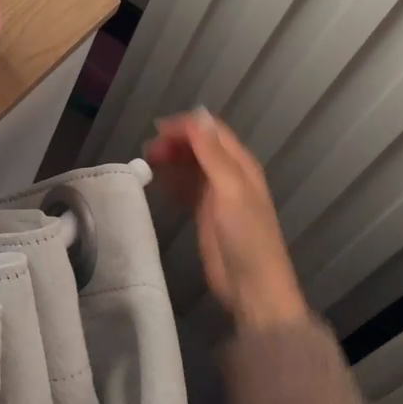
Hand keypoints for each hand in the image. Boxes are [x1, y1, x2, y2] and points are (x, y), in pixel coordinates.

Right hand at [145, 109, 306, 330]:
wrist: (253, 289)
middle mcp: (230, 174)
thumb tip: (197, 115)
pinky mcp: (206, 213)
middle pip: (199, 146)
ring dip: (172, 160)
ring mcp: (218, 194)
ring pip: (191, 165)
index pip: (211, 131)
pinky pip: (186, 187)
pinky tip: (160, 185)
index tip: (158, 131)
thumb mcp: (230, 189)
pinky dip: (173, 181)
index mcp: (241, 164)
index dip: (186, 126)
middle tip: (150, 152)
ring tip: (149, 164)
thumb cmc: (246, 236)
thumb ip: (212, 153)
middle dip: (175, 143)